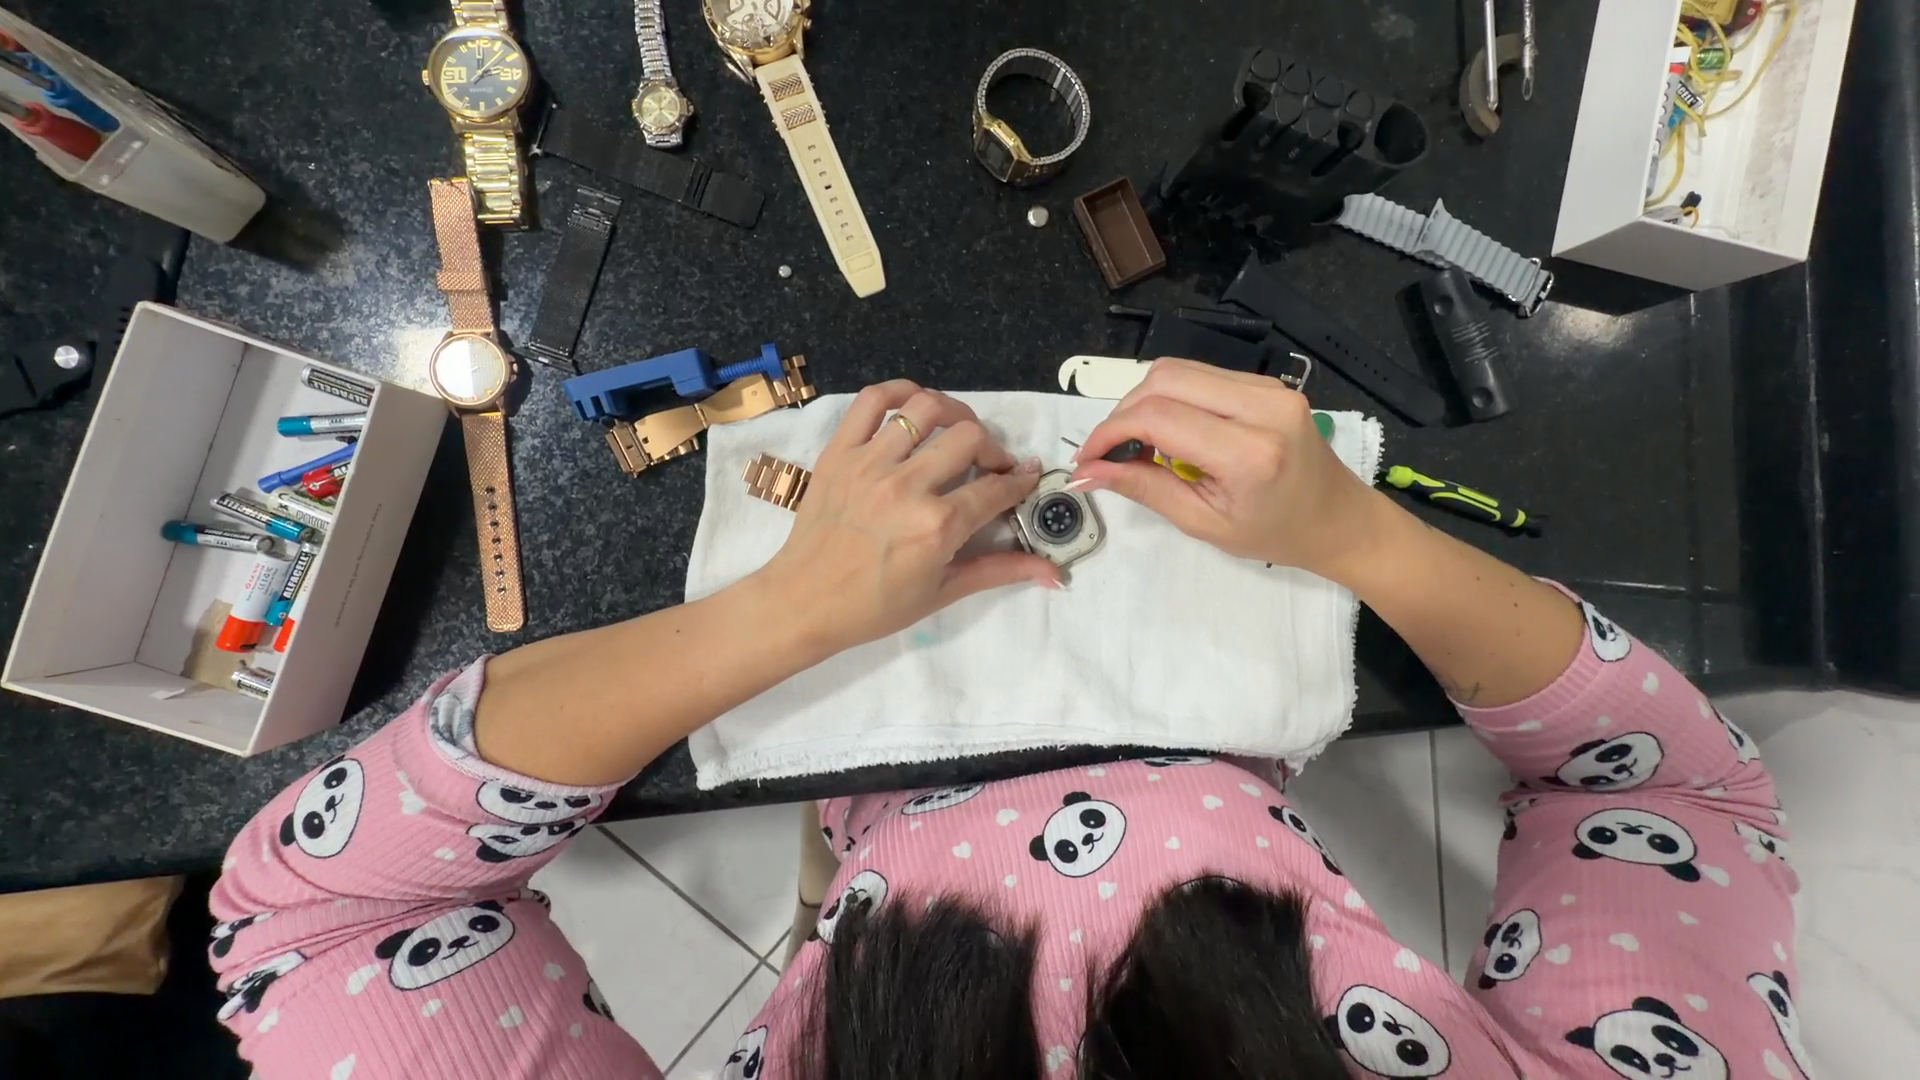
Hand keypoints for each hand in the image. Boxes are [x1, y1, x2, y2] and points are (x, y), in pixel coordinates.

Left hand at [755, 381, 1059, 654]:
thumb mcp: (942, 593)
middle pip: (969, 437)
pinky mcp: (840, 452)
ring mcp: (870, 464)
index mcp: (937, 526)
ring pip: (926, 408)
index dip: (1020, 481)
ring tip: (958, 432)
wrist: (803, 602)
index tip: (1027, 476)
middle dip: (993, 448)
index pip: (995, 488)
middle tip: (990, 465)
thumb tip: (1053, 574)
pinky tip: (914, 405)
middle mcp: (907, 487)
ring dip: (954, 415)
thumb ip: (998, 571)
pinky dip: (899, 391)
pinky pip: (872, 401)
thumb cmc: (874, 607)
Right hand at [1067, 358, 1386, 578]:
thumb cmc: (1275, 534)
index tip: (1087, 460)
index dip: (1111, 432)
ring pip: (1178, 370)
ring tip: (1137, 443)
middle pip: (1164, 380)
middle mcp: (1262, 406)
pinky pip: (1201, 376)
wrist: (1339, 520)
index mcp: (1249, 452)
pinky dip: (1170, 398)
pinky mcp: (1267, 383)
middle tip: (1109, 452)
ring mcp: (1268, 388)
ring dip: (1143, 402)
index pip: (1158, 417)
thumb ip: (1143, 488)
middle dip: (1122, 413)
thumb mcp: (1203, 523)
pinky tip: (1168, 431)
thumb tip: (1087, 472)